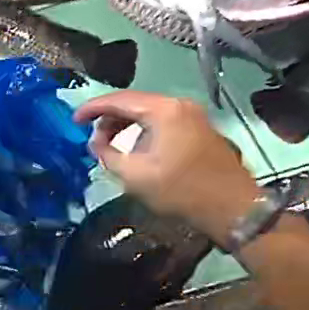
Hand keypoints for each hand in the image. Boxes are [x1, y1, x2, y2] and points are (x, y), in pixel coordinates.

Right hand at [74, 90, 262, 242]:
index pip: (117, 100)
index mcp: (162, 110)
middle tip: (91, 137)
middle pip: (132, 102)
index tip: (73, 121)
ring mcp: (193, 115)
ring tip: (109, 145)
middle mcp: (178, 105)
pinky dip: (142, 129)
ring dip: (125, 124)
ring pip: (147, 111)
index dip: (91, 109)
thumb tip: (97, 144)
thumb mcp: (134, 175)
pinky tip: (134, 147)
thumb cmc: (181, 191)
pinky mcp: (200, 128)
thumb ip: (107, 154)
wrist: (234, 210)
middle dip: (107, 117)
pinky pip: (162, 120)